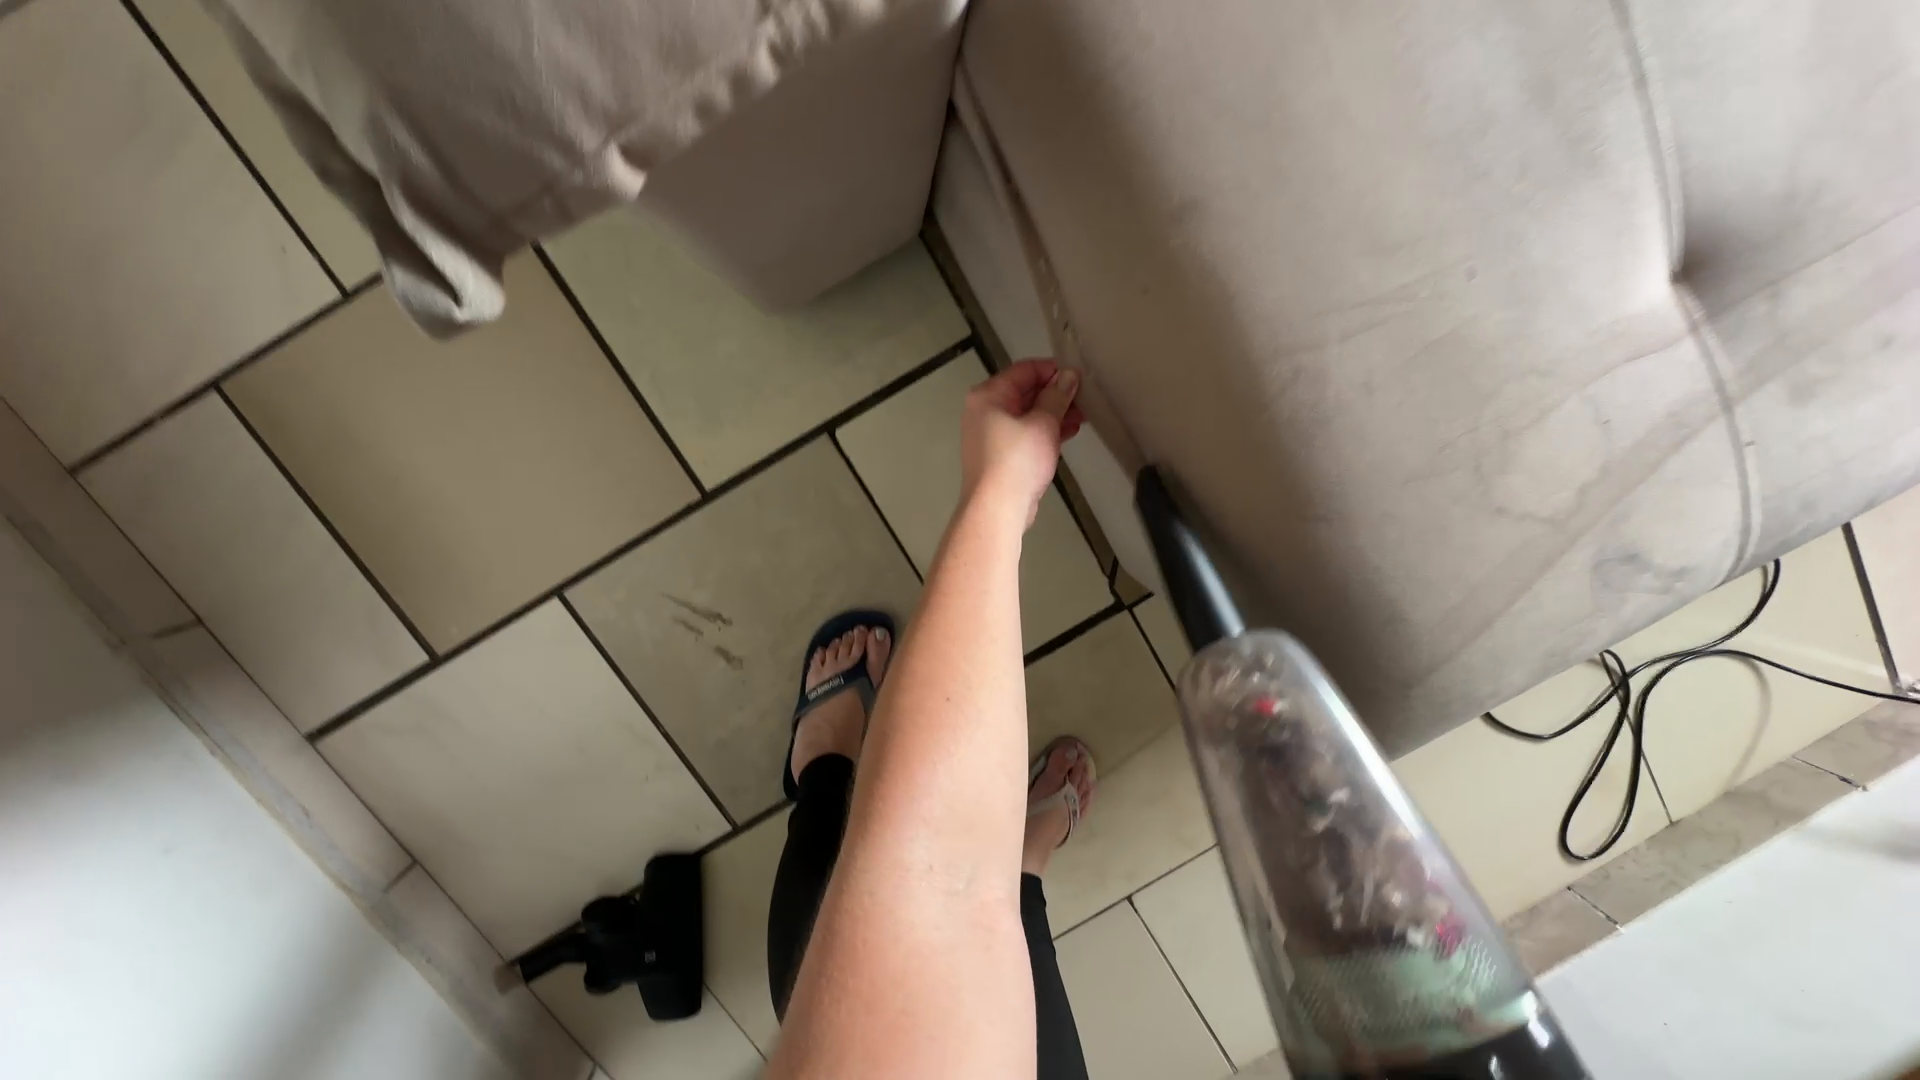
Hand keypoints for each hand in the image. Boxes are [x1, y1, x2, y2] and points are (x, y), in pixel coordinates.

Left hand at [960, 358, 1085, 527]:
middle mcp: (985, 411)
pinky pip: (1026, 433)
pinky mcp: (1001, 454)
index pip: (1024, 370)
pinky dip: (1045, 431)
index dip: (1053, 371)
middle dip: (1056, 395)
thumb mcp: (1043, 423)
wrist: (997, 508)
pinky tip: (1068, 432)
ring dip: (1054, 414)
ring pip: (1028, 414)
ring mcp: (991, 434)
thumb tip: (1068, 376)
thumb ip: (1057, 397)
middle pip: (1025, 392)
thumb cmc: (1017, 461)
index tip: (1078, 377)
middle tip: (1085, 399)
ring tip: (1082, 417)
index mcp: (989, 396)